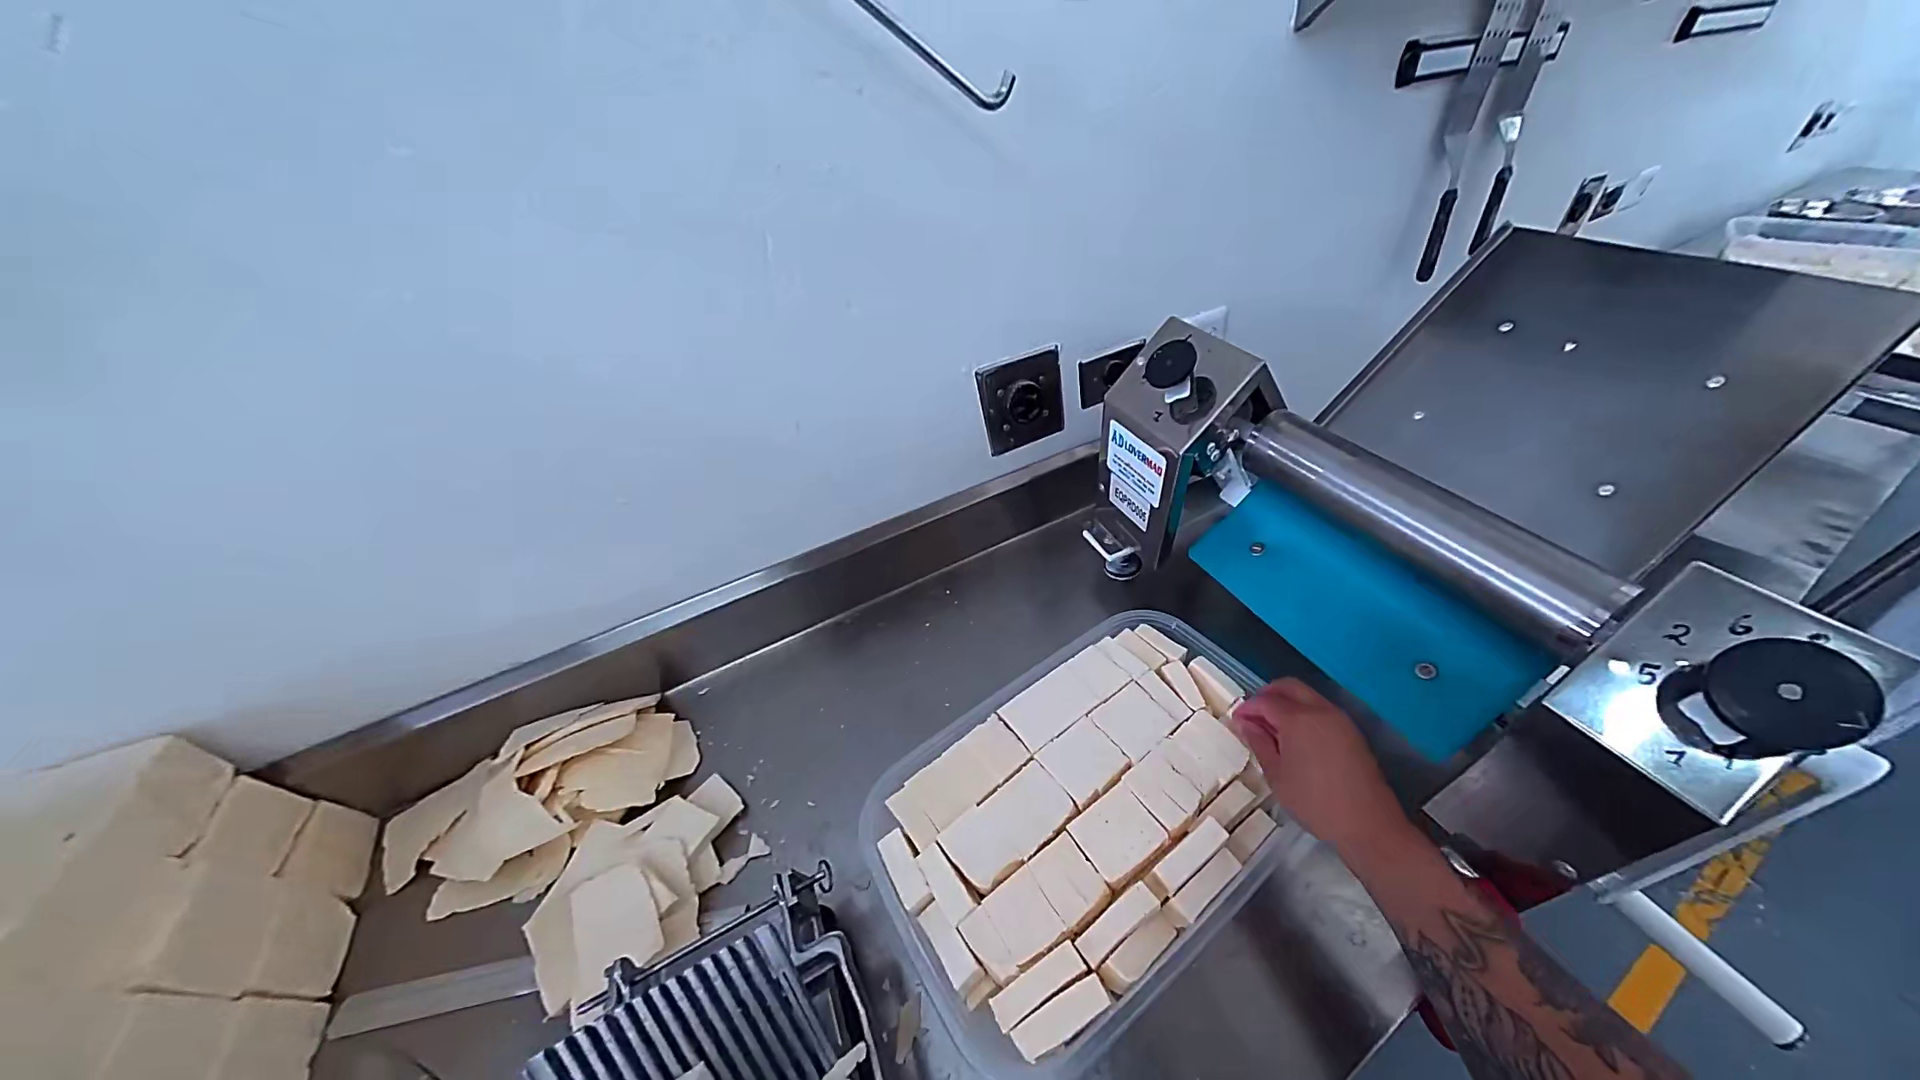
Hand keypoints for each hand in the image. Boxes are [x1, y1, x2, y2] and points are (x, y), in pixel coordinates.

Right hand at [1231, 678, 1414, 855]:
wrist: (1369, 826)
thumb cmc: (1315, 802)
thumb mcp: (1276, 775)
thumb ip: (1259, 743)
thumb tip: (1246, 724)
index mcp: (1298, 719)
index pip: (1265, 701)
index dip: (1247, 708)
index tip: (1236, 721)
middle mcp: (1321, 711)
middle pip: (1288, 686)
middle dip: (1266, 695)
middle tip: (1253, 716)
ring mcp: (1340, 720)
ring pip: (1306, 695)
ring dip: (1286, 702)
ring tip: (1272, 729)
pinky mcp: (1352, 732)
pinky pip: (1321, 709)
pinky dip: (1303, 712)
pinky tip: (1295, 737)